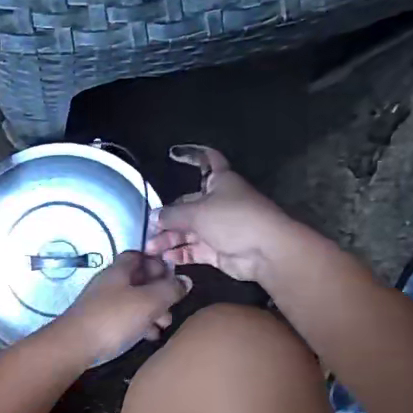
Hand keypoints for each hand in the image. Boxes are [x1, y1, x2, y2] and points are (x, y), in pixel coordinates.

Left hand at [51, 251, 192, 363]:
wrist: (75, 345)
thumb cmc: (114, 318)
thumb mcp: (149, 301)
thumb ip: (170, 289)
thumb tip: (186, 280)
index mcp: (119, 270)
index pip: (139, 256)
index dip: (157, 263)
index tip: (173, 277)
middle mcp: (110, 282)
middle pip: (139, 280)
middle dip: (159, 292)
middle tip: (173, 307)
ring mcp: (102, 303)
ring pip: (133, 301)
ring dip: (152, 311)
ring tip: (164, 326)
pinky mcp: (99, 322)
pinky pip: (124, 317)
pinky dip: (139, 323)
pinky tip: (149, 337)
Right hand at [146, 145, 305, 283]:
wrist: (265, 251)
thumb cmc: (233, 219)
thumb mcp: (197, 212)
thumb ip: (172, 214)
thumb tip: (155, 217)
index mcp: (219, 182)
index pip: (206, 161)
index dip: (191, 155)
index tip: (173, 154)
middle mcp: (218, 202)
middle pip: (187, 205)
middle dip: (167, 217)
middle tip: (147, 230)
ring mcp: (218, 227)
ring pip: (188, 230)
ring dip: (169, 239)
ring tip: (150, 249)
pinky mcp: (218, 250)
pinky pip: (194, 249)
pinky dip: (180, 253)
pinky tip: (165, 257)